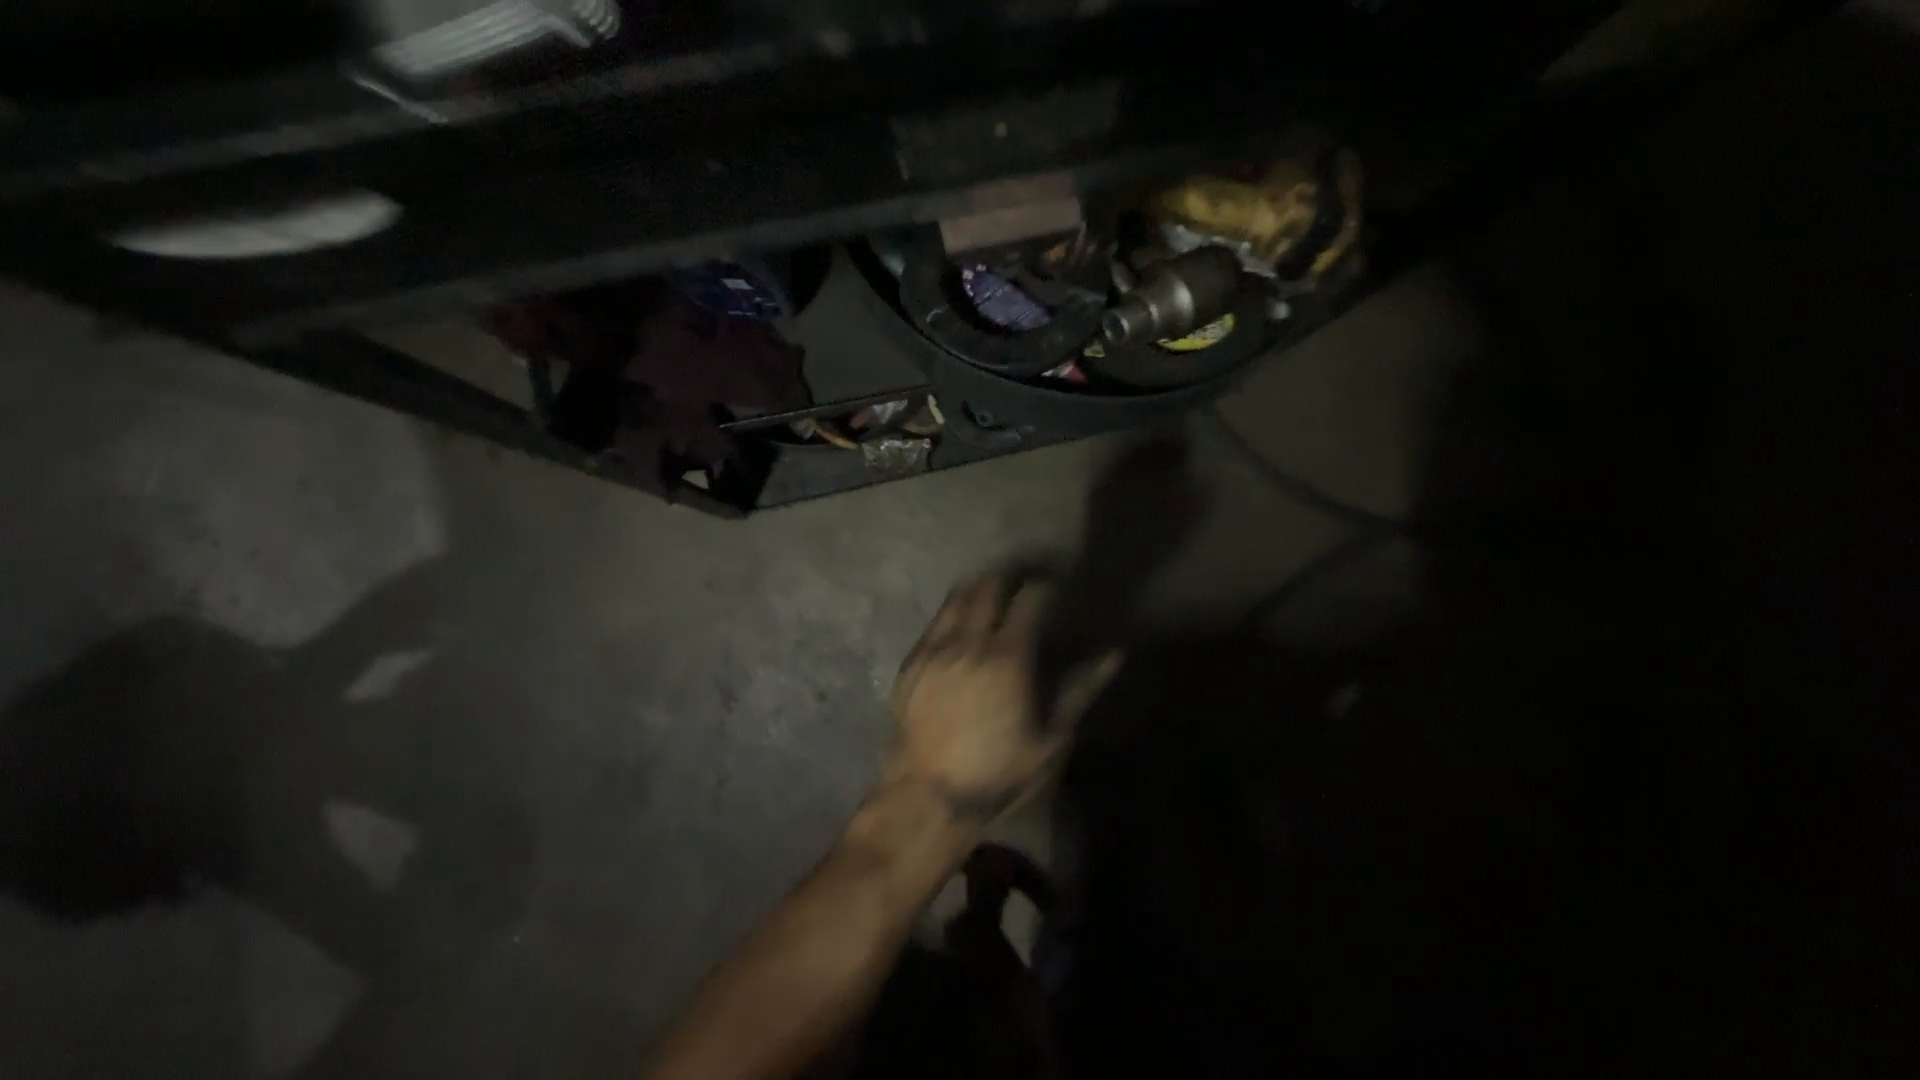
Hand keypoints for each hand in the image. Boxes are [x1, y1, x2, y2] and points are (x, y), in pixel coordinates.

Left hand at [886, 575, 1121, 822]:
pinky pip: (932, 625)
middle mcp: (966, 643)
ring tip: (987, 589)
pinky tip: (956, 623)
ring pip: (953, 601)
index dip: (1042, 586)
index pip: (1027, 601)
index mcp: (1006, 657)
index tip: (1052, 584)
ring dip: (974, 589)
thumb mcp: (1051, 739)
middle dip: (1005, 579)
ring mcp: (932, 651)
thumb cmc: (997, 772)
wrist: (926, 795)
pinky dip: (949, 614)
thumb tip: (1113, 656)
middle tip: (1019, 580)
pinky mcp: (909, 665)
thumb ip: (1081, 690)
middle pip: (985, 590)